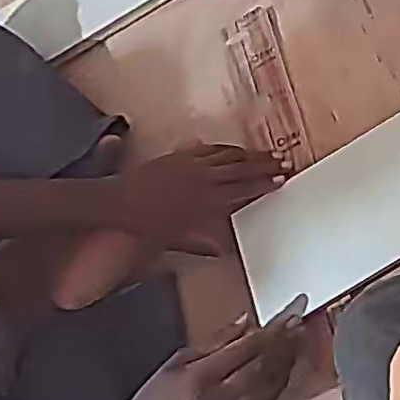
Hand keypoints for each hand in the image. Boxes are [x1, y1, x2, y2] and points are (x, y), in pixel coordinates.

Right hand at [87, 303, 306, 399]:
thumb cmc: (154, 399)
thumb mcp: (178, 360)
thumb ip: (217, 339)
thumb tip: (247, 320)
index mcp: (203, 376)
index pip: (249, 347)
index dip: (275, 328)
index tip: (291, 312)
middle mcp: (221, 398)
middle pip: (266, 365)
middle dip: (288, 341)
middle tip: (300, 321)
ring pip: (272, 384)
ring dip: (289, 359)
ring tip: (299, 339)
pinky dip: (282, 381)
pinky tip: (288, 367)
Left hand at [103, 143, 287, 252]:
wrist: (116, 202)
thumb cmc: (143, 225)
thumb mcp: (172, 239)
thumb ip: (198, 242)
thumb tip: (220, 250)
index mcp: (205, 200)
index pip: (242, 189)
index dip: (263, 184)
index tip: (281, 180)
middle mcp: (202, 179)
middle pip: (241, 168)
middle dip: (264, 165)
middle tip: (283, 161)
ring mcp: (191, 164)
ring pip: (228, 155)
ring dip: (249, 154)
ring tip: (266, 153)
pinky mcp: (179, 157)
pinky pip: (209, 149)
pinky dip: (225, 148)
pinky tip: (233, 148)